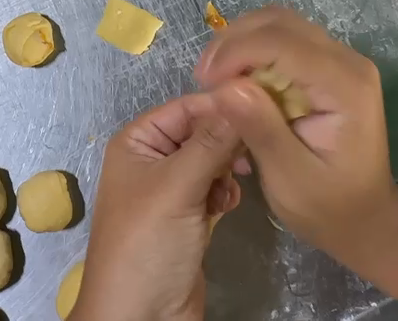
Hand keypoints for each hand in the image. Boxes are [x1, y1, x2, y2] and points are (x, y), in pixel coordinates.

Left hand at [75, 93, 242, 320]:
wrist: (141, 319)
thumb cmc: (148, 243)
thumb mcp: (177, 187)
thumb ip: (210, 143)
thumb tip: (240, 98)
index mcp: (137, 141)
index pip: (184, 108)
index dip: (219, 107)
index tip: (260, 109)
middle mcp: (152, 159)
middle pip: (199, 133)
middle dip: (225, 141)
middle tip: (251, 156)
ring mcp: (170, 190)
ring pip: (210, 161)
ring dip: (226, 170)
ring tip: (233, 186)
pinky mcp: (187, 217)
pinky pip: (212, 189)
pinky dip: (224, 192)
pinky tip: (228, 204)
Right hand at [193, 7, 397, 272]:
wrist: (365, 219)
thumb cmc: (328, 207)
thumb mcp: (290, 180)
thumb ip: (261, 131)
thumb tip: (225, 88)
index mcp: (345, 86)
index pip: (282, 43)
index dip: (236, 53)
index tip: (204, 84)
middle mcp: (346, 60)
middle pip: (278, 23)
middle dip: (233, 42)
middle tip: (204, 78)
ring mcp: (338, 57)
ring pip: (276, 22)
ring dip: (239, 41)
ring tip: (215, 76)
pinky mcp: (325, 61)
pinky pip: (280, 36)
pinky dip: (250, 47)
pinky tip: (235, 75)